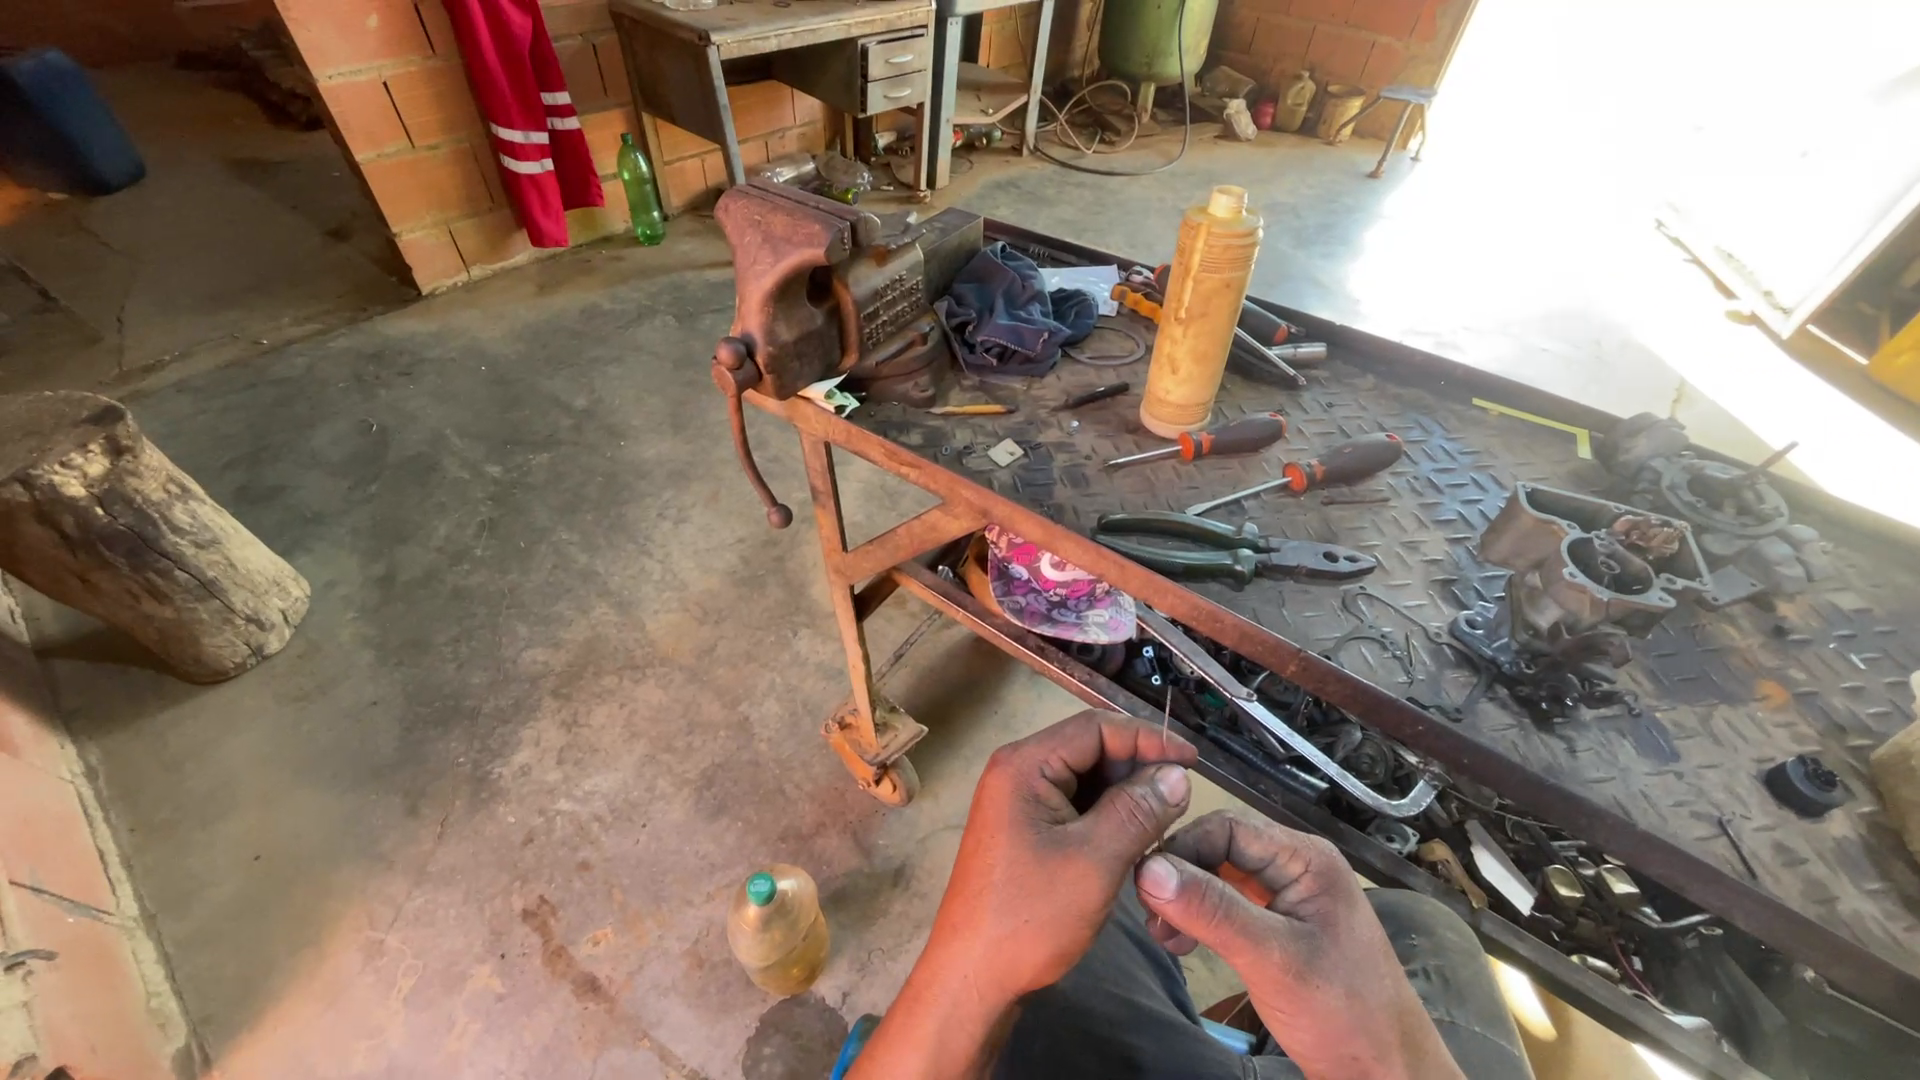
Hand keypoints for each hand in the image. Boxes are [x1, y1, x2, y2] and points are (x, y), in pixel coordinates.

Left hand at [923, 709, 1197, 1005]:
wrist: (973, 975)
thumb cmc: (1029, 917)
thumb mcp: (1094, 861)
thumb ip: (1138, 811)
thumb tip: (1177, 775)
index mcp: (1024, 764)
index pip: (1095, 728)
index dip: (1148, 738)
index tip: (1193, 759)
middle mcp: (1017, 771)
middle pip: (1089, 749)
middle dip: (1137, 767)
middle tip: (1182, 795)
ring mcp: (1018, 800)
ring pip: (1085, 779)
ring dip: (1125, 793)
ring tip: (1164, 818)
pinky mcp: (1025, 828)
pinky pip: (1074, 805)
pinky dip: (1107, 814)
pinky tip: (1135, 836)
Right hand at [1135, 811, 1463, 1079]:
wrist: (1391, 1079)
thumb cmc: (1342, 1015)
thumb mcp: (1273, 959)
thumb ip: (1211, 910)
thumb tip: (1146, 869)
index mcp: (1305, 858)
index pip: (1225, 827)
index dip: (1181, 849)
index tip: (1146, 887)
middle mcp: (1296, 864)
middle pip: (1220, 847)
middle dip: (1181, 876)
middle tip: (1152, 916)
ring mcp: (1290, 893)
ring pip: (1220, 874)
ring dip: (1187, 898)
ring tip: (1164, 934)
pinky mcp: (1281, 922)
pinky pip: (1230, 901)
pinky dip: (1202, 917)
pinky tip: (1183, 941)